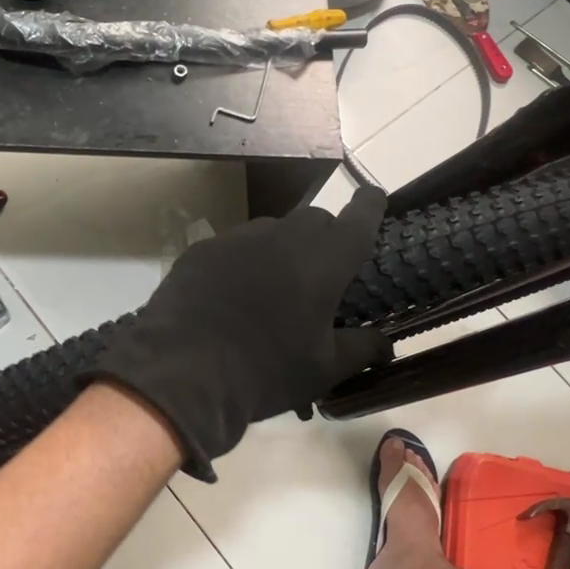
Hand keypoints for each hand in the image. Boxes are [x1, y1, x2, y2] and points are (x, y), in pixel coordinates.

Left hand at [80, 187, 392, 480]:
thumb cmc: (266, 372)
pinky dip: (240, 263)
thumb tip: (387, 345)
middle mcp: (283, 236)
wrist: (182, 372)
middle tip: (320, 272)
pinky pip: (231, 247)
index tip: (373, 197)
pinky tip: (229, 296)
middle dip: (323, 237)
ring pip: (270, 231)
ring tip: (271, 289)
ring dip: (279, 250)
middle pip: (313, 220)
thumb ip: (360, 349)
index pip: (358, 218)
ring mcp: (237, 238)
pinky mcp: (200, 250)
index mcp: (324, 260)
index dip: (369, 205)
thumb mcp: (323, 370)